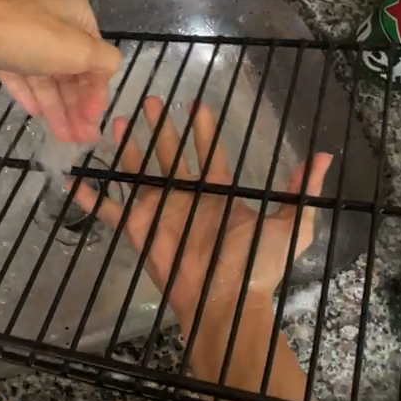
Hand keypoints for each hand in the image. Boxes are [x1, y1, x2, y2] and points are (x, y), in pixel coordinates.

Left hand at [0, 0, 122, 142]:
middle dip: (77, 105)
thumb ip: (104, 61)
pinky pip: (18, 73)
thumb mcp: (77, 48)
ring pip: (45, 74)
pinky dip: (29, 93)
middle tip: (81, 139)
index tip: (94, 122)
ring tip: (62, 137)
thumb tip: (110, 69)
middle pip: (71, 68)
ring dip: (57, 106)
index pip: (96, 56)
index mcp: (75, 13)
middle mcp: (51, 19)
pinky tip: (34, 114)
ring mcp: (20, 31)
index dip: (98, 92)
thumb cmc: (27, 35)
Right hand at [68, 97, 332, 381]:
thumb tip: (323, 156)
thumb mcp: (290, 227)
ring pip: (138, 171)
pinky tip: (77, 181)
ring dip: (127, 148)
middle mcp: (185, 195)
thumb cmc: (257, 265)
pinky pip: (110, 211)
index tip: (197, 103)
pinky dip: (92, 198)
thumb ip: (301, 192)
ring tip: (116, 121)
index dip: (204, 128)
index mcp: (217, 191)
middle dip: (160, 125)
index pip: (208, 151)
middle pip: (169, 152)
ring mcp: (159, 210)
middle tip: (150, 99)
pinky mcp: (138, 229)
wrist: (226, 301)